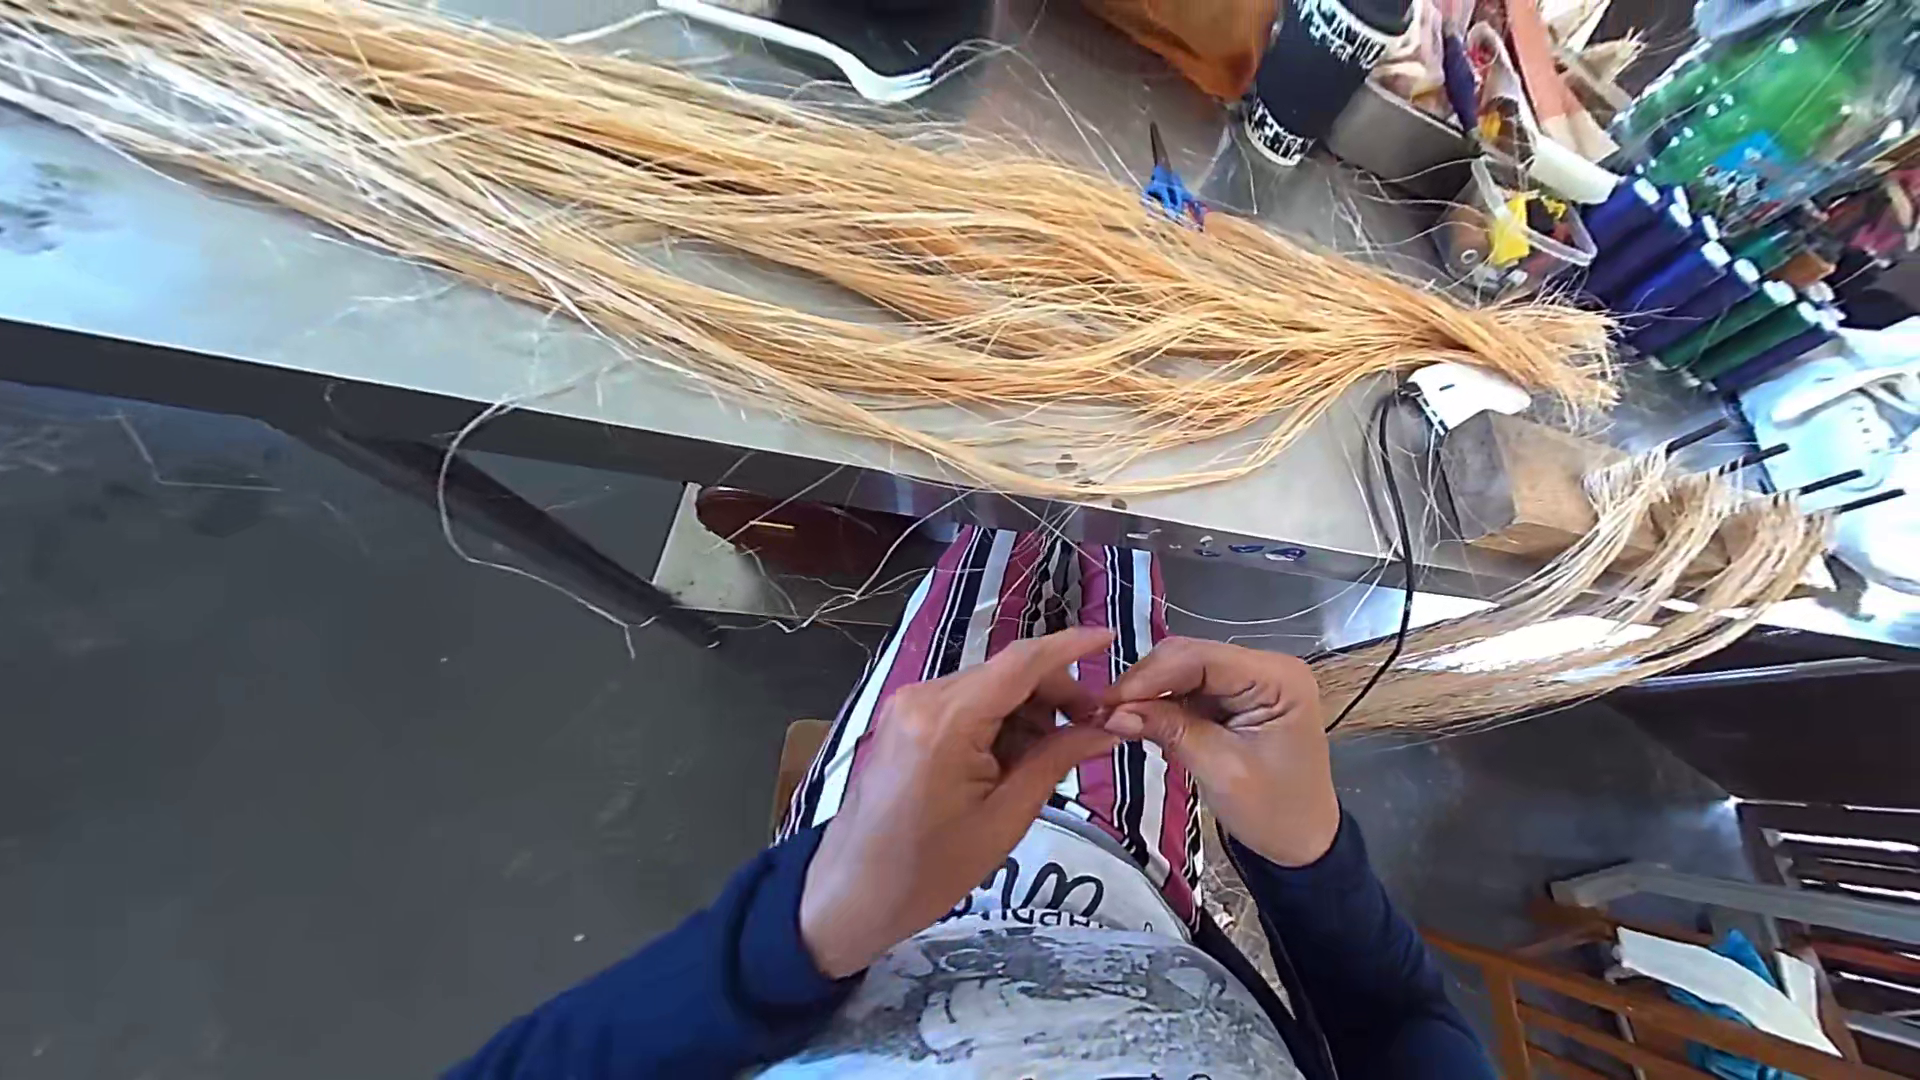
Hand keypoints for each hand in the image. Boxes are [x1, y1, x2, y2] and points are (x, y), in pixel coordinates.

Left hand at [799, 628, 1120, 977]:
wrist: (850, 893)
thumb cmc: (928, 870)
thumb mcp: (1004, 819)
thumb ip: (1055, 760)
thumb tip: (1106, 728)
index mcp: (947, 720)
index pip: (1020, 663)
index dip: (1069, 646)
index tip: (1109, 637)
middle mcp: (924, 694)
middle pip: (1006, 672)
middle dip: (1053, 694)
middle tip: (1089, 731)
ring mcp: (909, 700)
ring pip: (988, 685)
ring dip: (1025, 710)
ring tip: (1041, 760)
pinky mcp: (905, 713)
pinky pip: (965, 700)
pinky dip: (996, 719)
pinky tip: (1007, 758)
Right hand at [1103, 638, 1340, 867]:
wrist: (1301, 844)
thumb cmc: (1274, 812)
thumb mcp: (1221, 771)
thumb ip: (1170, 731)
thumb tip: (1114, 712)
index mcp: (1277, 678)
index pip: (1201, 658)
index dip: (1150, 676)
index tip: (1110, 701)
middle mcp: (1262, 666)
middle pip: (1187, 656)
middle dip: (1145, 682)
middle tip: (1106, 711)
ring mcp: (1245, 678)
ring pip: (1179, 667)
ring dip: (1146, 691)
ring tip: (1115, 716)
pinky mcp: (1229, 693)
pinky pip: (1183, 685)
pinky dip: (1157, 701)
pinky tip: (1136, 717)